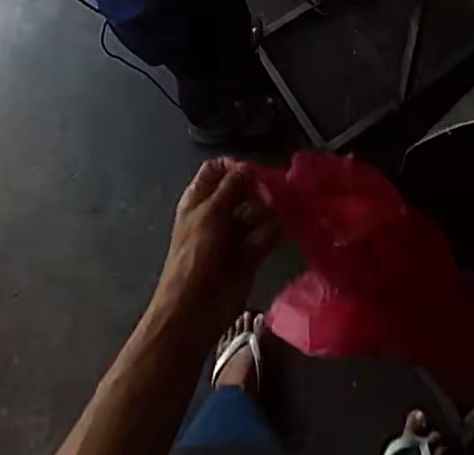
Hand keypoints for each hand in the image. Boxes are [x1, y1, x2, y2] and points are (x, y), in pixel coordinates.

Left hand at [152, 159, 279, 333]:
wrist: (196, 307)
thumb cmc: (196, 253)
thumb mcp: (211, 212)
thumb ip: (231, 186)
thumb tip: (246, 167)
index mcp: (200, 198)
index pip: (218, 170)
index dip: (235, 167)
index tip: (254, 171)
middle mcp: (217, 213)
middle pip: (242, 189)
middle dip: (258, 188)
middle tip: (273, 191)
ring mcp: (234, 234)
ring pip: (257, 212)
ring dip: (268, 211)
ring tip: (277, 212)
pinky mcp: (250, 255)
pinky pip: (266, 236)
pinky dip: (272, 232)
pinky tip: (275, 232)